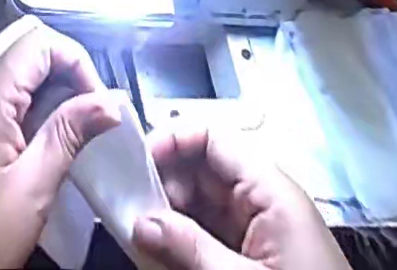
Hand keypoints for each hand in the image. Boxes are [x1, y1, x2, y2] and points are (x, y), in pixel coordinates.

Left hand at [0, 18, 124, 269]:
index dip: (77, 63)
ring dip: (47, 77)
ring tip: (70, 118)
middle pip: (25, 38)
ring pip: (13, 59)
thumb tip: (111, 102)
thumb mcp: (31, 190)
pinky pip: (1, 85)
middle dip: (63, 61)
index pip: (42, 41)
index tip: (97, 105)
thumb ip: (70, 134)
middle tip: (85, 103)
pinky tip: (44, 132)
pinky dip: (30, 93)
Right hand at [133, 125, 349, 269]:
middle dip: (165, 183)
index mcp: (269, 187)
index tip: (136, 162)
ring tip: (136, 234)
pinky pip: (211, 235)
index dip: (174, 140)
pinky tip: (159, 254)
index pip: (214, 139)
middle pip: (204, 170)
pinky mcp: (255, 258)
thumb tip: (140, 220)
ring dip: (170, 216)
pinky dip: (184, 241)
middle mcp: (263, 198)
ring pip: (203, 204)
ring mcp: (259, 229)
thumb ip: (190, 250)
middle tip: (128, 208)